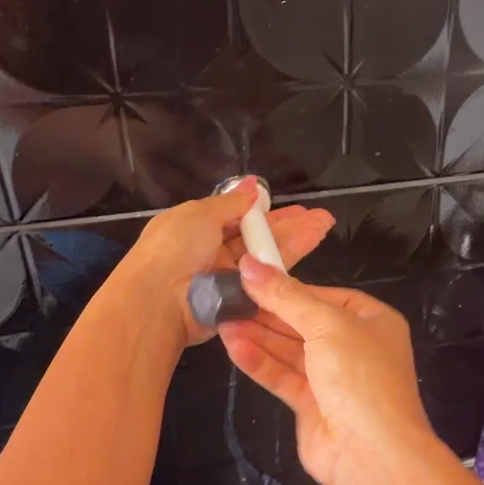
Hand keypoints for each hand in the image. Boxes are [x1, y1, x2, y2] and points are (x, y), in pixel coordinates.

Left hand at [120, 179, 334, 345]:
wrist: (160, 299)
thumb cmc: (174, 248)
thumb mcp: (199, 214)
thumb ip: (231, 202)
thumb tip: (253, 185)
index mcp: (198, 227)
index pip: (238, 217)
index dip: (266, 210)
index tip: (293, 206)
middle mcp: (214, 252)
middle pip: (258, 236)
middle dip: (290, 225)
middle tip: (321, 217)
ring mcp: (229, 276)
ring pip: (268, 255)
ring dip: (296, 238)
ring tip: (323, 225)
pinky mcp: (241, 298)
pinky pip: (268, 277)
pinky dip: (289, 261)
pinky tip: (312, 245)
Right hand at [218, 256, 440, 484]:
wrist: (371, 451)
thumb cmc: (360, 374)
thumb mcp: (326, 324)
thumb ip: (285, 297)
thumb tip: (250, 265)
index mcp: (373, 322)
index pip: (327, 297)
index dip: (292, 289)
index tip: (254, 279)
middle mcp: (355, 348)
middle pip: (305, 323)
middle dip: (268, 313)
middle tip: (229, 298)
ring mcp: (334, 379)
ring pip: (290, 351)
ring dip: (258, 336)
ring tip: (221, 319)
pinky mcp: (313, 405)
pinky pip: (283, 377)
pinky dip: (259, 362)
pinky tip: (233, 346)